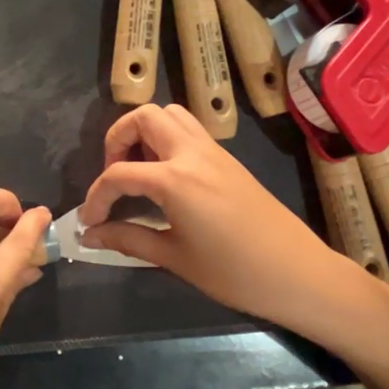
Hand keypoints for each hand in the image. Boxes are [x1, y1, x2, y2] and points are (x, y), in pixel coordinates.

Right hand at [79, 104, 361, 335]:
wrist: (299, 274)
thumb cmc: (234, 273)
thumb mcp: (175, 258)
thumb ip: (128, 239)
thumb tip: (90, 235)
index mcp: (175, 179)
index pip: (118, 174)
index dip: (96, 197)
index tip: (89, 222)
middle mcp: (191, 152)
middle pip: (142, 117)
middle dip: (117, 140)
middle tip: (114, 175)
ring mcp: (213, 151)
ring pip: (169, 114)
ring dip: (145, 132)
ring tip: (139, 169)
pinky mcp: (227, 159)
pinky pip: (189, 129)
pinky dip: (167, 138)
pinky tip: (166, 177)